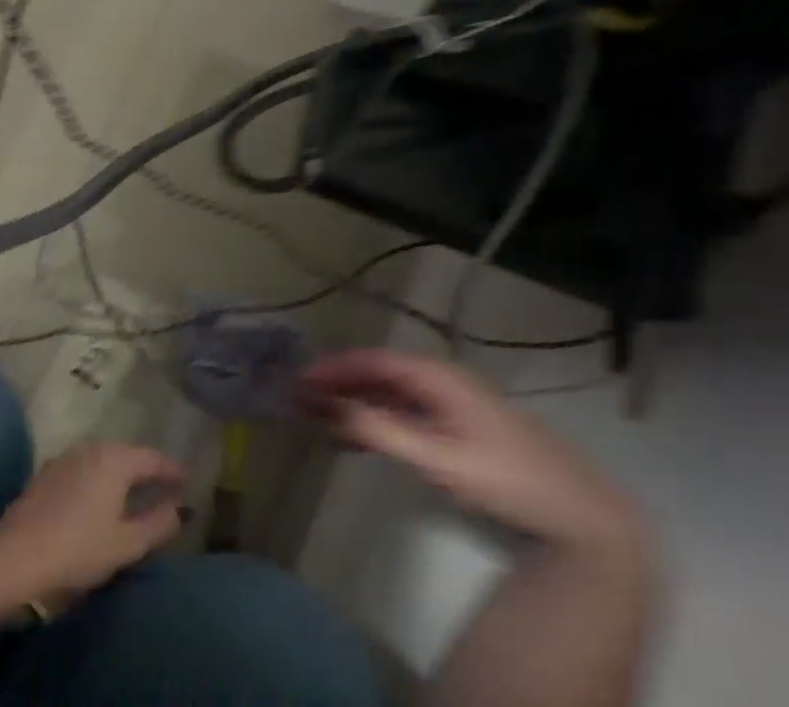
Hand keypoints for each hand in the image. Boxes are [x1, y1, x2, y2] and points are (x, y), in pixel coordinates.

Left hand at [0, 443, 184, 607]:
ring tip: (139, 491)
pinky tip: (104, 497)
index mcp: (112, 460)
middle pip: (125, 454)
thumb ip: (158, 522)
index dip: (172, 469)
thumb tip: (177, 507)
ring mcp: (61, 460)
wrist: (16, 555)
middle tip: (168, 486)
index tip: (189, 480)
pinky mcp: (45, 475)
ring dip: (122, 472)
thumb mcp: (128, 542)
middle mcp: (86, 451)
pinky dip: (100, 478)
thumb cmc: (79, 548)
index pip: (151, 458)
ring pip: (101, 459)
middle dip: (147, 468)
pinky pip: (83, 469)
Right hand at [301, 350, 643, 548]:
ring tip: (316, 420)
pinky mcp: (461, 428)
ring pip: (390, 394)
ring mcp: (456, 406)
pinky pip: (405, 412)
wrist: (583, 518)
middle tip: (297, 400)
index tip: (295, 380)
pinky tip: (353, 440)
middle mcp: (447, 383)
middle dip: (336, 384)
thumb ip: (378, 430)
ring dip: (352, 403)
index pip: (373, 361)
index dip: (332, 367)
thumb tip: (324, 406)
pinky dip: (374, 419)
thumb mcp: (437, 459)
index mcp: (442, 380)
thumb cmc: (508, 482)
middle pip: (379, 374)